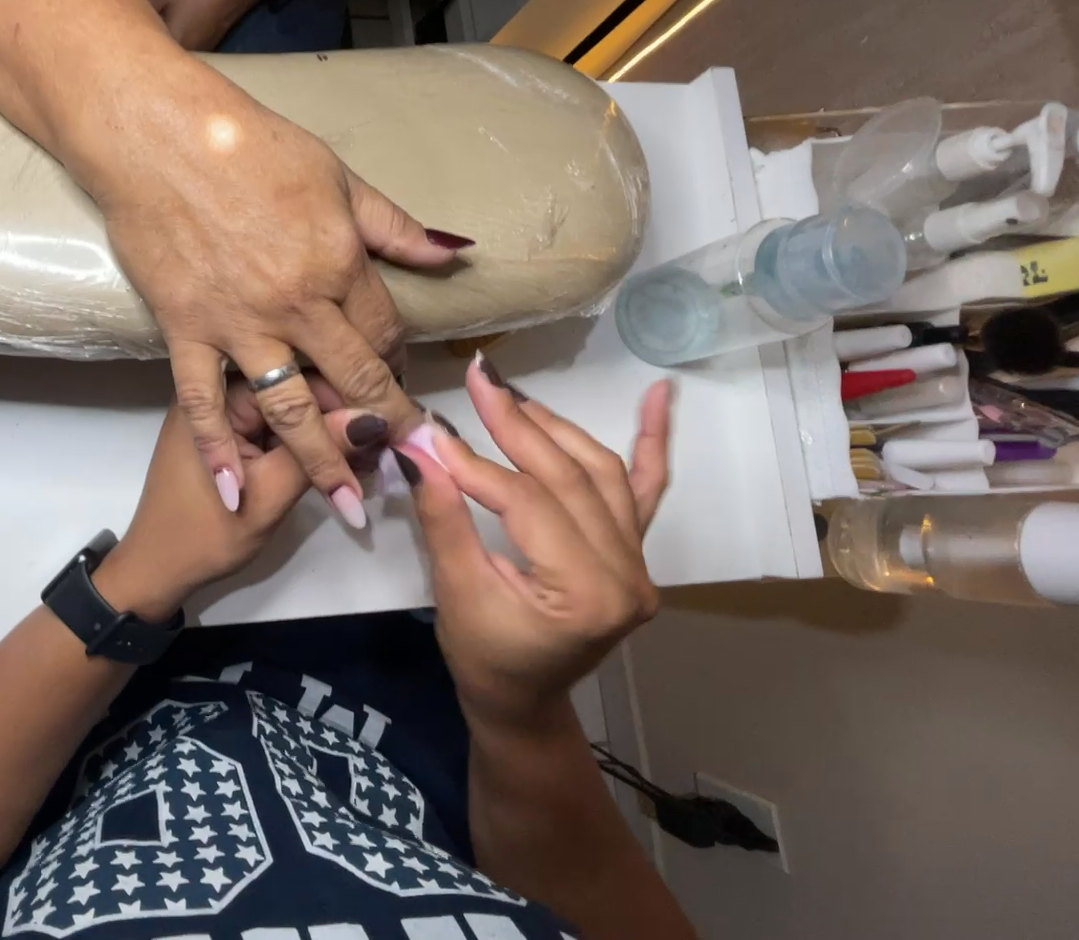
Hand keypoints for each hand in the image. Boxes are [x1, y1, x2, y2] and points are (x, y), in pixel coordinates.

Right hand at [73, 67, 469, 534]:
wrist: (159, 139)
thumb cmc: (252, 147)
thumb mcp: (337, 177)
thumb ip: (395, 227)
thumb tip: (455, 254)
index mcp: (339, 264)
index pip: (383, 331)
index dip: (398, 363)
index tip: (401, 388)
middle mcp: (296, 306)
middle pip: (352, 381)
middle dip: (385, 429)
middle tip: (409, 470)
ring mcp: (238, 326)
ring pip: (290, 407)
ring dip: (323, 462)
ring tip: (349, 508)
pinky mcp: (186, 333)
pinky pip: (203, 402)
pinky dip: (217, 448)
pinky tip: (233, 492)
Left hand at [104, 372, 395, 616]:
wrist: (158, 569)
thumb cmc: (205, 536)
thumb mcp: (267, 496)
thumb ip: (317, 455)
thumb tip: (376, 418)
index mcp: (220, 396)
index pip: (298, 379)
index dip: (350, 400)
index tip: (395, 424)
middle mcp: (223, 391)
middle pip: (300, 391)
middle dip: (345, 420)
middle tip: (390, 448)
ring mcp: (229, 413)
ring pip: (297, 412)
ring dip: (334, 437)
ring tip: (376, 460)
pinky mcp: (237, 435)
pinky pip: (283, 430)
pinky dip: (314, 447)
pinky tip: (350, 464)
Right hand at [396, 354, 673, 734]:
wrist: (521, 700)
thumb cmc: (483, 658)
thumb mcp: (456, 589)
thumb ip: (442, 515)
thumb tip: (418, 447)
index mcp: (587, 594)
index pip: (526, 504)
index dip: (475, 464)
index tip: (431, 431)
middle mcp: (629, 574)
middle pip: (568, 477)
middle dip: (518, 423)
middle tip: (479, 379)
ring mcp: (640, 562)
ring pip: (601, 472)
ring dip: (558, 427)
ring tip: (513, 395)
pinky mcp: (635, 553)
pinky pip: (646, 490)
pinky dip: (651, 441)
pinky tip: (660, 397)